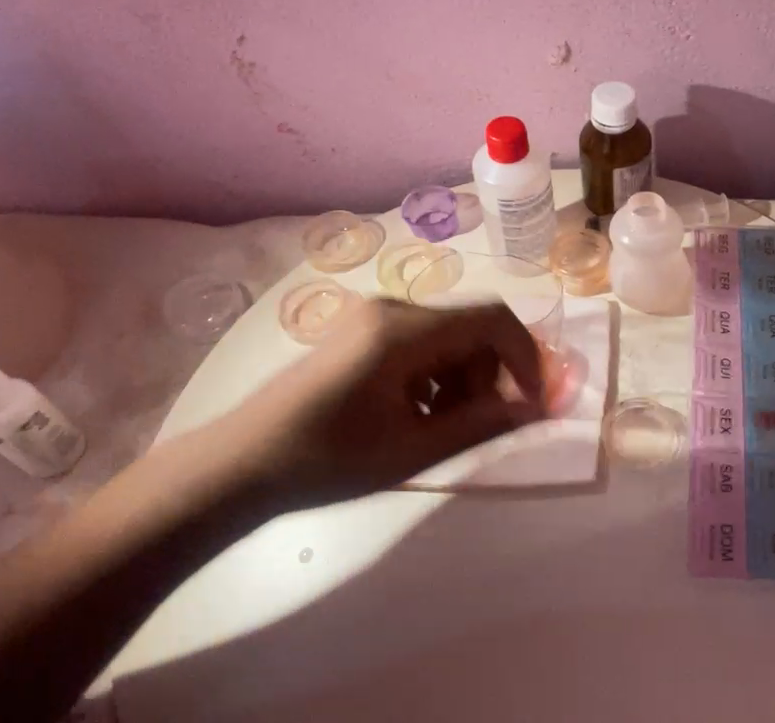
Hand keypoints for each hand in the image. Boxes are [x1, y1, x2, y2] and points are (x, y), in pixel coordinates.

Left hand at [208, 298, 544, 513]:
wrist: (238, 467)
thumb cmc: (325, 461)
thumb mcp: (413, 450)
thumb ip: (482, 425)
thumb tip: (536, 409)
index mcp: (404, 330)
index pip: (493, 320)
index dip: (526, 357)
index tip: (532, 403)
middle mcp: (392, 308)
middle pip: (472, 328)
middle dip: (490, 375)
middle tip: (481, 425)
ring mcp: (373, 316)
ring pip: (450, 336)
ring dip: (464, 379)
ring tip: (443, 428)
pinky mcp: (361, 332)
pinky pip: (423, 342)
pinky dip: (437, 375)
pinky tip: (416, 416)